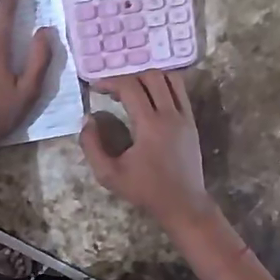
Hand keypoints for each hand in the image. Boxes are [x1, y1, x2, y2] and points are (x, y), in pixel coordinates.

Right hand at [79, 71, 218, 233]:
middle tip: (113, 90)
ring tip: (133, 90)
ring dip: (149, 77)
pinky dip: (165, 85)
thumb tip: (87, 120)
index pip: (130, 87)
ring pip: (170, 78)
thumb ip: (92, 146)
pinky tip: (151, 97)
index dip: (110, 81)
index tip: (95, 87)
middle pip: (151, 76)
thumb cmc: (145, 190)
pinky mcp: (192, 122)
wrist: (183, 203)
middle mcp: (170, 114)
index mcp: (150, 125)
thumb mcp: (109, 174)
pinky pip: (180, 91)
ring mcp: (185, 116)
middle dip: (128, 77)